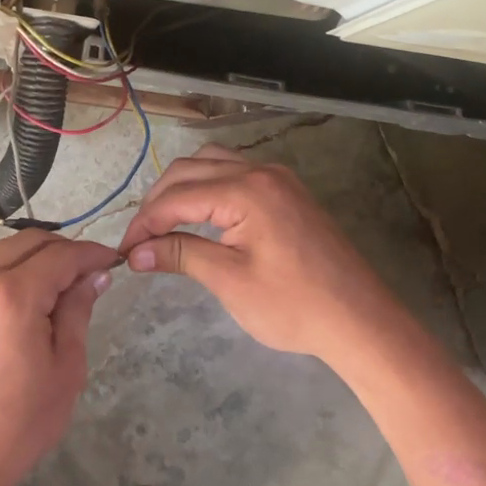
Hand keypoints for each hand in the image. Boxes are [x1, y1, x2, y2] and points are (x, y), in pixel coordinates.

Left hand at [0, 230, 118, 485]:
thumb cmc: (16, 425)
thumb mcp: (64, 370)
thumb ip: (78, 312)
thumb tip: (93, 277)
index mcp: (12, 294)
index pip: (59, 254)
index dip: (89, 254)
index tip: (110, 260)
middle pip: (26, 241)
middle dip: (60, 250)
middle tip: (85, 274)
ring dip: (30, 260)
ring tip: (53, 291)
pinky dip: (2, 276)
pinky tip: (16, 308)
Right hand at [119, 144, 397, 356]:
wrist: (361, 321)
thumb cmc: (293, 305)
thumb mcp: (229, 280)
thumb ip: (179, 255)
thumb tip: (135, 253)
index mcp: (245, 190)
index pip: (176, 196)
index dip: (144, 222)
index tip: (124, 251)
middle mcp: (260, 171)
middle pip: (190, 170)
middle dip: (158, 202)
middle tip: (140, 240)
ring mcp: (278, 178)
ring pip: (212, 163)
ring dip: (182, 188)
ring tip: (163, 224)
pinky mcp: (288, 192)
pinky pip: (235, 172)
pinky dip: (208, 186)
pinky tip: (199, 214)